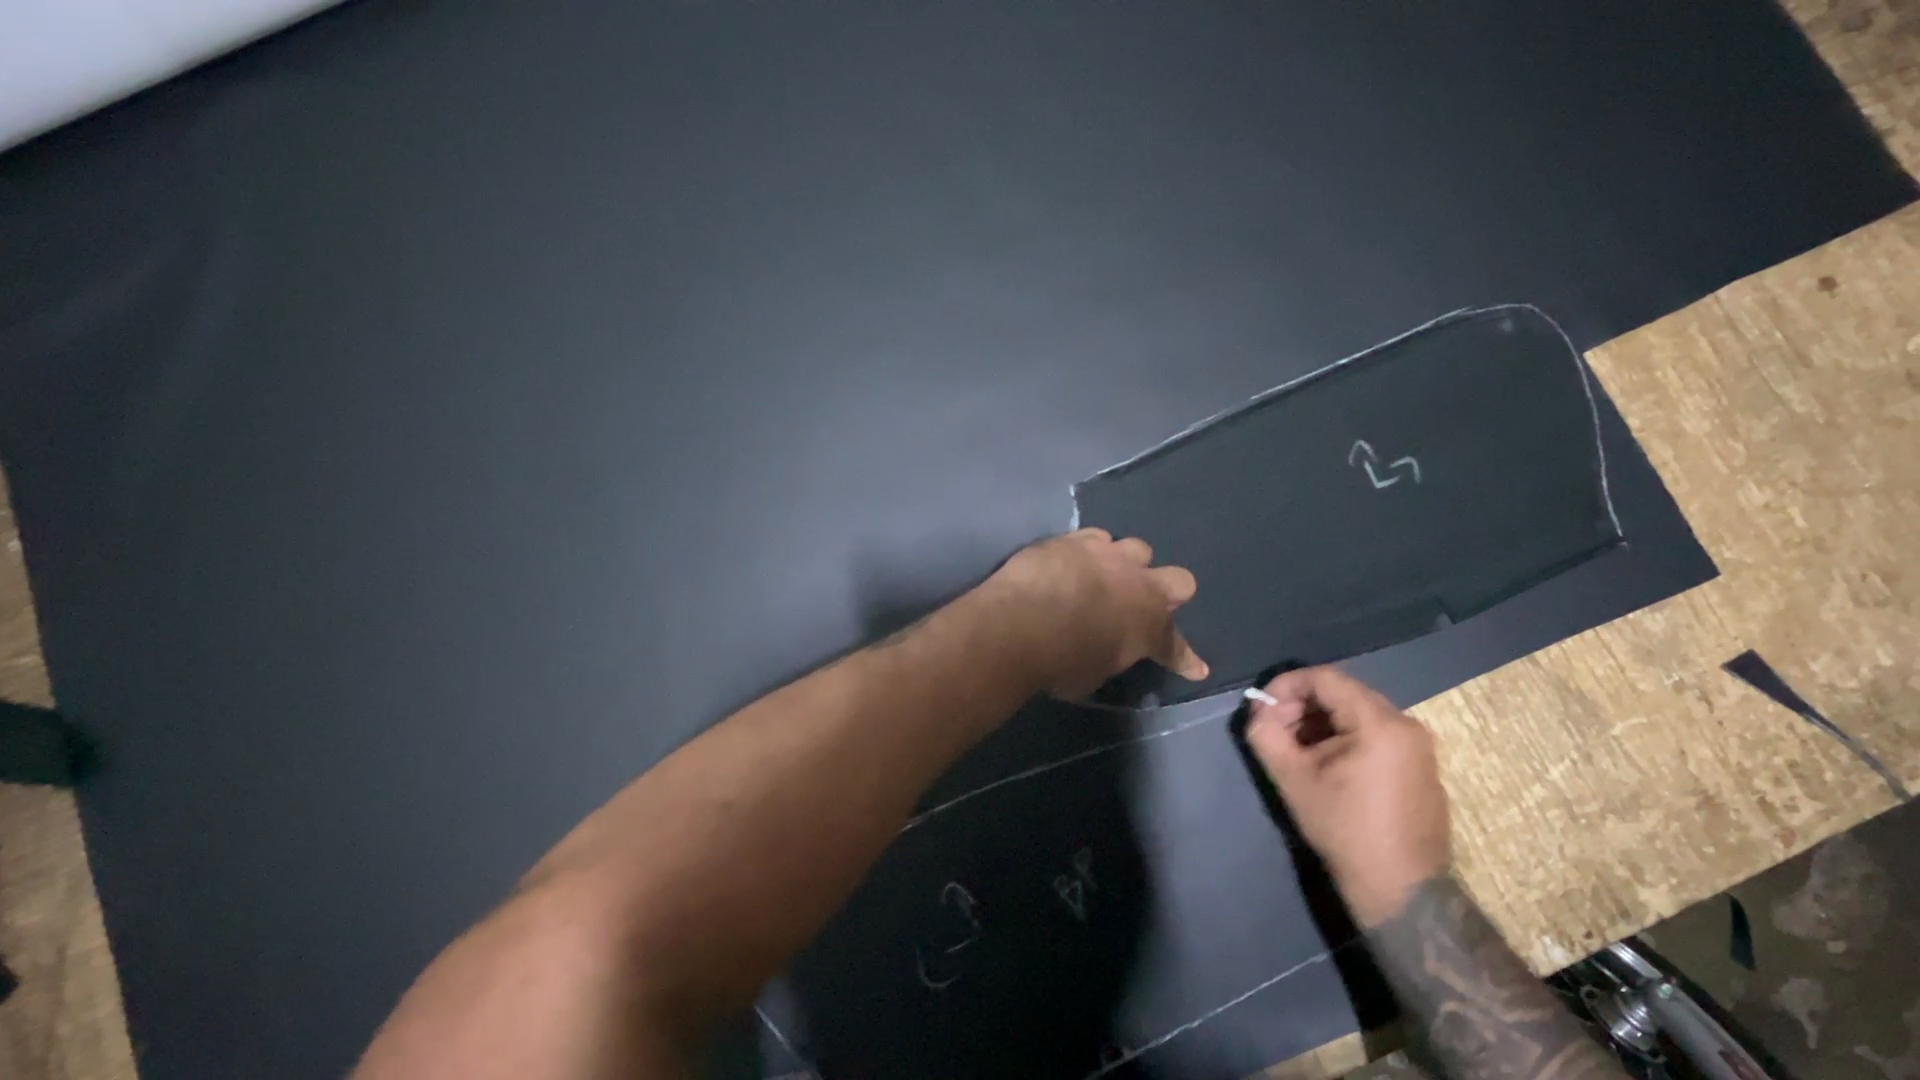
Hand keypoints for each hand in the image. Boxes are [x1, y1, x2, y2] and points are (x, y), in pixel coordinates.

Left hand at [981, 528, 1207, 699]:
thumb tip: (1104, 648)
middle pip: (1177, 579)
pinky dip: (1087, 551)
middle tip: (1143, 602)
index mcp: (1149, 624)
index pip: (1174, 646)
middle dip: (1166, 591)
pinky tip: (1072, 561)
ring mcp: (1107, 555)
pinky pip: (1092, 537)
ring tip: (1104, 576)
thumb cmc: (1062, 663)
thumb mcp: (1094, 674)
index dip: (1184, 659)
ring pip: (1134, 548)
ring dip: (1125, 564)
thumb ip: (1108, 654)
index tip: (1195, 668)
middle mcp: (1138, 583)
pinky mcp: (1072, 539)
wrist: (1020, 624)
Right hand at [1243, 666, 1450, 926]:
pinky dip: (1345, 738)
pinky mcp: (1421, 765)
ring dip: (1321, 723)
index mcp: (1380, 722)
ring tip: (1296, 750)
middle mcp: (1406, 724)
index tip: (1261, 707)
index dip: (1286, 685)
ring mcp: (1419, 745)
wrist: (1400, 889)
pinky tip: (1326, 765)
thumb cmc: (1344, 830)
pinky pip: (1376, 733)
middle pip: (1343, 693)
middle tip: (1275, 730)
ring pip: (1358, 713)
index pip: (1325, 678)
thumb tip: (1258, 710)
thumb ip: (1266, 735)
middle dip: (1302, 705)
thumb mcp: (1292, 779)